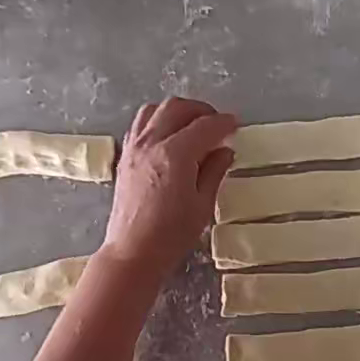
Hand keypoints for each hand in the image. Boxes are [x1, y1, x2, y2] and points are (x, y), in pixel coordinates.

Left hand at [100, 96, 237, 279]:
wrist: (133, 252)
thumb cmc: (171, 235)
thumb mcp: (203, 205)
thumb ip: (214, 172)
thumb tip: (224, 151)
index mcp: (176, 154)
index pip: (205, 126)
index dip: (224, 123)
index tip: (235, 125)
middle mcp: (152, 143)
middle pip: (177, 108)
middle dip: (201, 111)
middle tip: (216, 124)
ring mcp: (134, 148)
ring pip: (155, 110)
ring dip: (176, 112)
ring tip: (191, 126)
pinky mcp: (124, 158)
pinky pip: (140, 125)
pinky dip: (157, 122)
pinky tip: (167, 138)